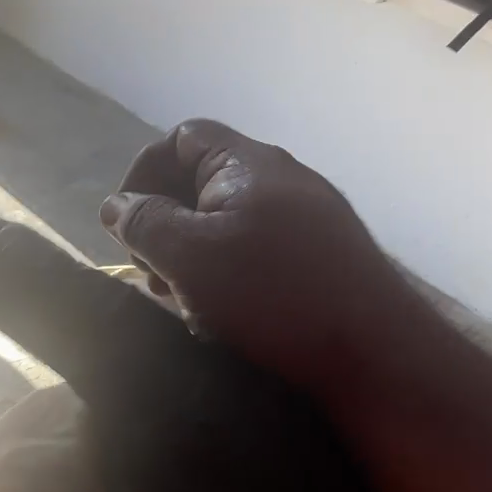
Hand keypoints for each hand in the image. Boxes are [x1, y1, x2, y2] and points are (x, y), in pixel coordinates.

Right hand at [99, 119, 418, 396]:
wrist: (376, 353)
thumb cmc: (272, 294)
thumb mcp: (189, 256)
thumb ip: (144, 223)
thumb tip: (115, 205)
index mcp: (247, 163)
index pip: (181, 138)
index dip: (143, 172)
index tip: (127, 222)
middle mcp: (280, 178)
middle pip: (199, 181)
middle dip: (163, 223)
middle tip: (152, 273)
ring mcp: (305, 217)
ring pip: (224, 220)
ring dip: (191, 255)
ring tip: (184, 300)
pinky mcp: (320, 255)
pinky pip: (254, 247)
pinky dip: (225, 271)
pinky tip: (223, 313)